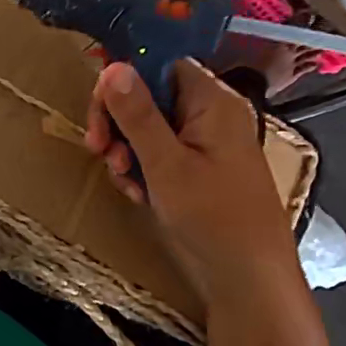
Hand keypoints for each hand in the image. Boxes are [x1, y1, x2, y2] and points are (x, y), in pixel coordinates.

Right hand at [85, 58, 297, 306]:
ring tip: (123, 179)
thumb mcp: (166, 164)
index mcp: (211, 101)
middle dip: (118, 122)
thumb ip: (137, 114)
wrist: (248, 281)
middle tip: (98, 149)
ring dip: (125, 150)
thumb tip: (112, 66)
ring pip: (147, 128)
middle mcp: (208, 115)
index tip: (97, 106)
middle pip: (148, 96)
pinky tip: (137, 193)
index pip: (159, 64)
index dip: (124, 79)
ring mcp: (202, 144)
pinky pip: (157, 154)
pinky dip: (140, 169)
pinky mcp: (195, 170)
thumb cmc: (212, 217)